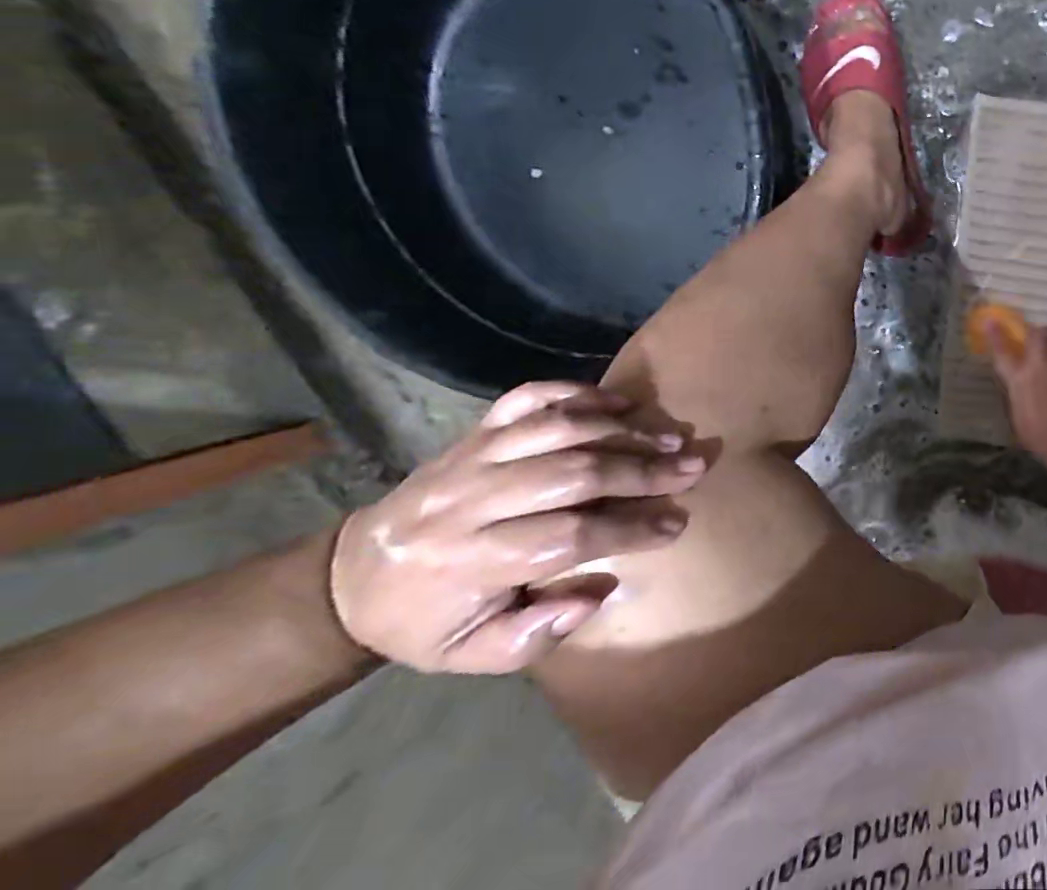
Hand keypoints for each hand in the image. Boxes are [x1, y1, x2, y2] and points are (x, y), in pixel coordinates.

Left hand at [329, 381, 704, 673]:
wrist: (351, 578)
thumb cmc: (424, 622)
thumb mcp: (470, 656)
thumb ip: (535, 636)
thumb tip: (601, 591)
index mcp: (472, 562)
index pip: (568, 537)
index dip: (630, 530)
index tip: (677, 525)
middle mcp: (470, 502)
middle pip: (571, 474)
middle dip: (641, 470)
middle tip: (692, 468)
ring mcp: (470, 457)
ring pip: (556, 429)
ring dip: (621, 429)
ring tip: (669, 436)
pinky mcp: (471, 434)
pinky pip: (526, 399)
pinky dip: (576, 393)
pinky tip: (617, 402)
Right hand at [985, 324, 1046, 463]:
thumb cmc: (1041, 437)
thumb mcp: (1019, 416)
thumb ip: (1018, 394)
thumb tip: (1019, 385)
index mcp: (1020, 379)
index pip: (1003, 352)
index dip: (995, 335)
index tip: (990, 320)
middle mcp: (1042, 365)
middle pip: (1037, 335)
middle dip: (1035, 331)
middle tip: (1034, 334)